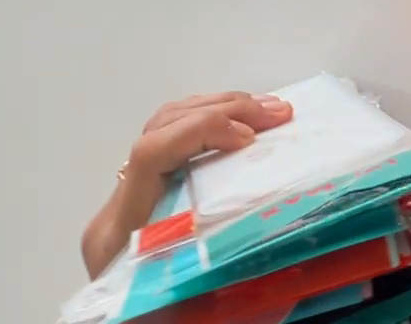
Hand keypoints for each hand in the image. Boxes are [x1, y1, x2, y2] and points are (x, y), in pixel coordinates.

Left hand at [83, 92, 294, 276]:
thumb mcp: (198, 317)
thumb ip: (233, 287)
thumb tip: (294, 265)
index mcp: (119, 238)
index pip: (148, 156)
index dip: (200, 133)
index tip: (249, 140)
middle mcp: (116, 211)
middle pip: (160, 128)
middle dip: (224, 110)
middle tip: (280, 113)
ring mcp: (126, 202)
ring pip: (164, 124)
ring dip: (220, 107)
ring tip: (270, 110)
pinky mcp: (144, 201)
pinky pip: (173, 139)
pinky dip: (211, 122)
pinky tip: (245, 126)